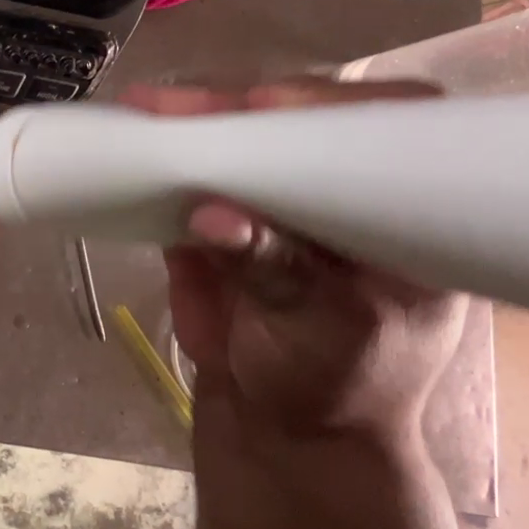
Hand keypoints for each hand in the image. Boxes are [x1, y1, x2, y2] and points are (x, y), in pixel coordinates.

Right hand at [122, 78, 468, 442]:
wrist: (280, 424)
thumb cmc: (332, 381)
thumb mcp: (323, 331)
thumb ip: (275, 269)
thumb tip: (212, 216)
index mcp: (396, 213)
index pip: (379, 131)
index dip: (326, 108)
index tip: (264, 107)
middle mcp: (335, 189)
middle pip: (295, 121)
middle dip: (234, 105)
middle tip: (177, 104)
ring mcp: (272, 198)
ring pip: (235, 138)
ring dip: (188, 121)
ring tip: (143, 107)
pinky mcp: (217, 212)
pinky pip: (190, 172)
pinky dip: (160, 154)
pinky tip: (132, 134)